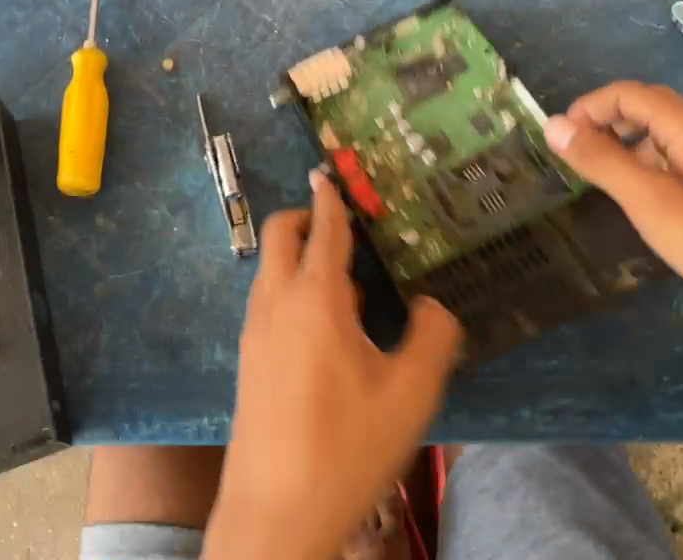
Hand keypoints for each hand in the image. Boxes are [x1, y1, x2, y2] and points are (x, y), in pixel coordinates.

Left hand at [203, 170, 463, 559]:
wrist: (275, 508)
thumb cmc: (347, 446)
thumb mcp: (410, 395)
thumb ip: (432, 339)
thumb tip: (434, 304)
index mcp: (315, 297)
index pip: (324, 229)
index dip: (332, 198)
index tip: (333, 173)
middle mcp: (276, 300)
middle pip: (281, 233)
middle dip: (308, 217)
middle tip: (346, 227)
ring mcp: (255, 328)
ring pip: (271, 267)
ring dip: (301, 257)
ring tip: (349, 286)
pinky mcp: (248, 356)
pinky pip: (268, 299)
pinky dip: (292, 288)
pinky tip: (328, 331)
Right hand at [540, 81, 682, 366]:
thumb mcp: (655, 206)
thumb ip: (602, 162)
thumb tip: (553, 124)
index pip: (630, 93)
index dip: (588, 108)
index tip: (557, 143)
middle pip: (651, 112)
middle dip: (606, 126)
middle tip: (574, 164)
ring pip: (670, 145)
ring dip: (629, 154)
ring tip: (605, 192)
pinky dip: (656, 179)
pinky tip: (653, 218)